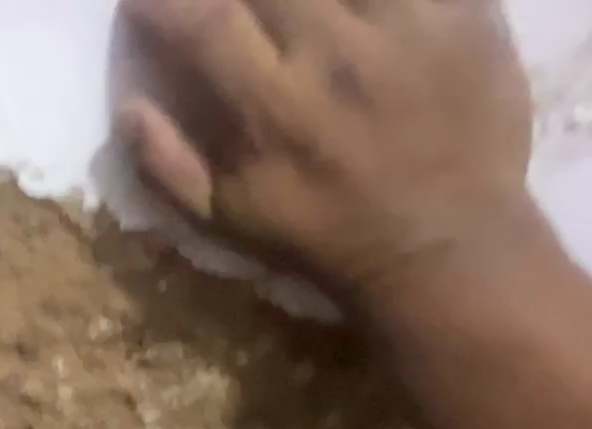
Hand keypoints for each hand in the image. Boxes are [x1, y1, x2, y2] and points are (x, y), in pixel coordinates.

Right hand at [120, 0, 536, 297]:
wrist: (435, 242)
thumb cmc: (314, 233)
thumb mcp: (221, 221)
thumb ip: (166, 166)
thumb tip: (127, 111)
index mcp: (267, 105)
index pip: (201, 22)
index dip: (160, 0)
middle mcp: (331, 49)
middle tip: (217, 2)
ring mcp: (406, 20)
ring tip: (272, 5)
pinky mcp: (464, 8)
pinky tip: (342, 11)